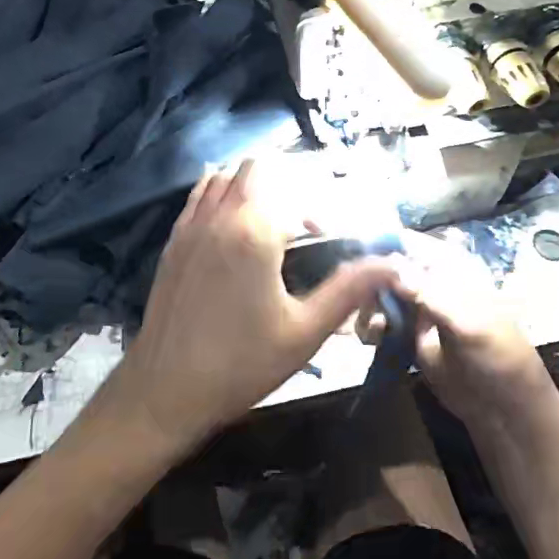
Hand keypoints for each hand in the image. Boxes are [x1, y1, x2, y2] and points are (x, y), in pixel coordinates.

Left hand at [98, 161, 397, 455]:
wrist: (164, 391)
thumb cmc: (240, 365)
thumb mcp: (304, 332)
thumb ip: (350, 290)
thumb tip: (394, 264)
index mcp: (254, 233)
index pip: (296, 191)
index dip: (319, 211)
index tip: (327, 240)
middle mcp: (219, 216)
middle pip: (256, 168)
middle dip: (286, 186)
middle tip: (301, 227)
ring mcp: (190, 226)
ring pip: (224, 176)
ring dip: (252, 186)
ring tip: (270, 223)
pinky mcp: (173, 241)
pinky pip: (199, 196)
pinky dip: (221, 194)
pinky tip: (233, 226)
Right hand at [367, 231, 557, 433]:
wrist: (503, 408)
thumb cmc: (498, 357)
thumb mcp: (468, 324)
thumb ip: (430, 294)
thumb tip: (392, 266)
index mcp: (451, 266)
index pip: (408, 243)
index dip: (379, 246)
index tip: (352, 261)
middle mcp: (430, 280)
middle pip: (386, 268)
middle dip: (367, 282)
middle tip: (356, 303)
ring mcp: (418, 307)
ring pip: (379, 295)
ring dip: (367, 308)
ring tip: (368, 328)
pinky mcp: (407, 333)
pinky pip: (381, 322)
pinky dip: (371, 327)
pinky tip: (371, 339)